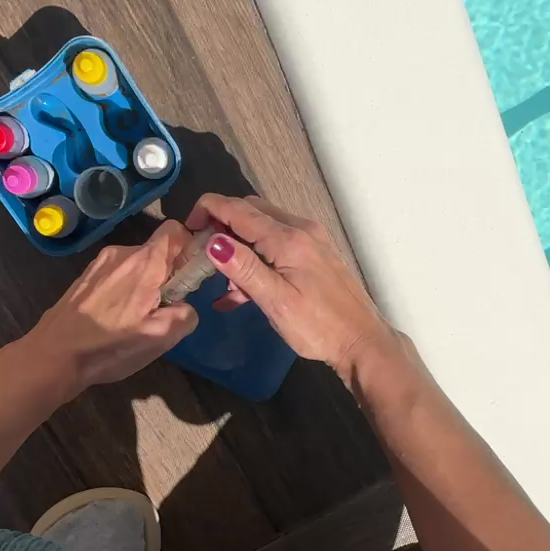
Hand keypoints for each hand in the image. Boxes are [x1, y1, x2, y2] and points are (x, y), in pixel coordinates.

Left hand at [22, 219, 199, 390]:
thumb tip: (185, 306)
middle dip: (167, 276)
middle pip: (157, 251)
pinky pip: (117, 274)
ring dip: (145, 285)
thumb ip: (186, 314)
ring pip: (137, 264)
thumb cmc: (111, 346)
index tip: (189, 278)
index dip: (189, 249)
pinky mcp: (85, 276)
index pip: (176, 231)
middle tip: (162, 310)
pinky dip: (124, 289)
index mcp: (145, 262)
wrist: (54, 355)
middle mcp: (122, 253)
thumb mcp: (161, 338)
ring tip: (136, 319)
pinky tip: (114, 318)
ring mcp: (101, 263)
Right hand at [186, 194, 397, 381]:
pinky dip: (256, 257)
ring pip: (263, 227)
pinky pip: (277, 243)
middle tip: (200, 252)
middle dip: (221, 225)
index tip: (187, 227)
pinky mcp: (315, 254)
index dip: (209, 210)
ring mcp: (311, 240)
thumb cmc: (318, 327)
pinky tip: (241, 289)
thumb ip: (244, 268)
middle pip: (251, 211)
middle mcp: (301, 229)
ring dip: (238, 244)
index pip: (239, 209)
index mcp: (288, 238)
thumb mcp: (276, 301)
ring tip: (221, 280)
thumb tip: (213, 240)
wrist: (362, 341)